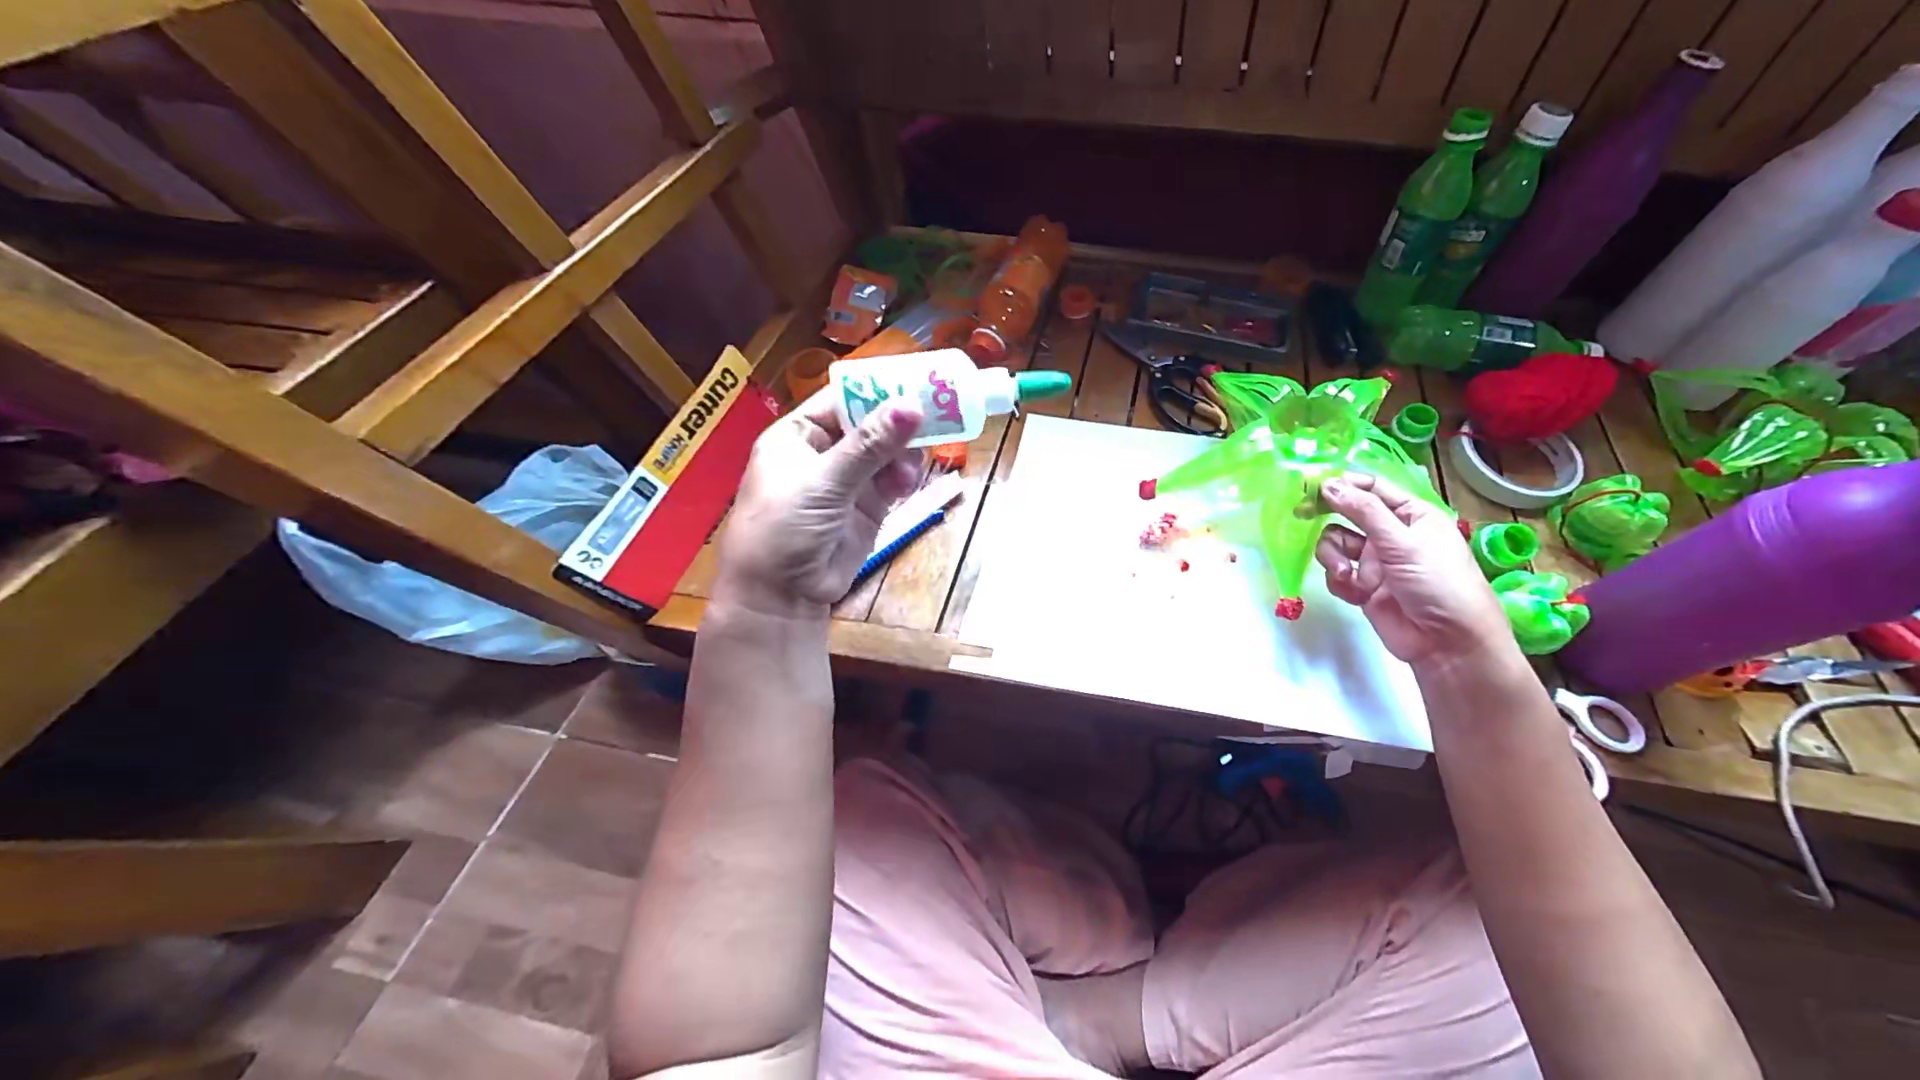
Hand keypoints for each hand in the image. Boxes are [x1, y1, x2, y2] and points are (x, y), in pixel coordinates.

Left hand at [713, 387, 923, 618]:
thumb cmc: (783, 527)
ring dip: (903, 453)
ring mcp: (848, 480)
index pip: (843, 399)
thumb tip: (911, 405)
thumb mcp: (823, 482)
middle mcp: (825, 452)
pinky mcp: (867, 507)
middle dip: (898, 423)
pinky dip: (903, 477)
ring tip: (910, 463)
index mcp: (799, 435)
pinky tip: (905, 482)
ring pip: (887, 452)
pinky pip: (893, 480)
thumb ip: (869, 445)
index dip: (878, 390)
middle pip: (871, 424)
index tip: (917, 382)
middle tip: (936, 414)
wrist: (779, 595)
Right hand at [1314, 473, 1511, 665]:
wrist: (1448, 643)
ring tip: (1343, 573)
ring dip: (1332, 556)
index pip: (1372, 489)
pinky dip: (1338, 580)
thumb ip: (1363, 511)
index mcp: (1411, 516)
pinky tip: (1352, 590)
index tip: (1311, 484)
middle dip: (1326, 515)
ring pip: (1336, 544)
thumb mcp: (1402, 542)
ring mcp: (1376, 561)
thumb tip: (1328, 484)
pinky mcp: (1363, 587)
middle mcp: (1391, 534)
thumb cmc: (1438, 583)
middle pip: (1348, 514)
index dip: (1343, 484)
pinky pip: (1336, 574)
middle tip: (1301, 513)